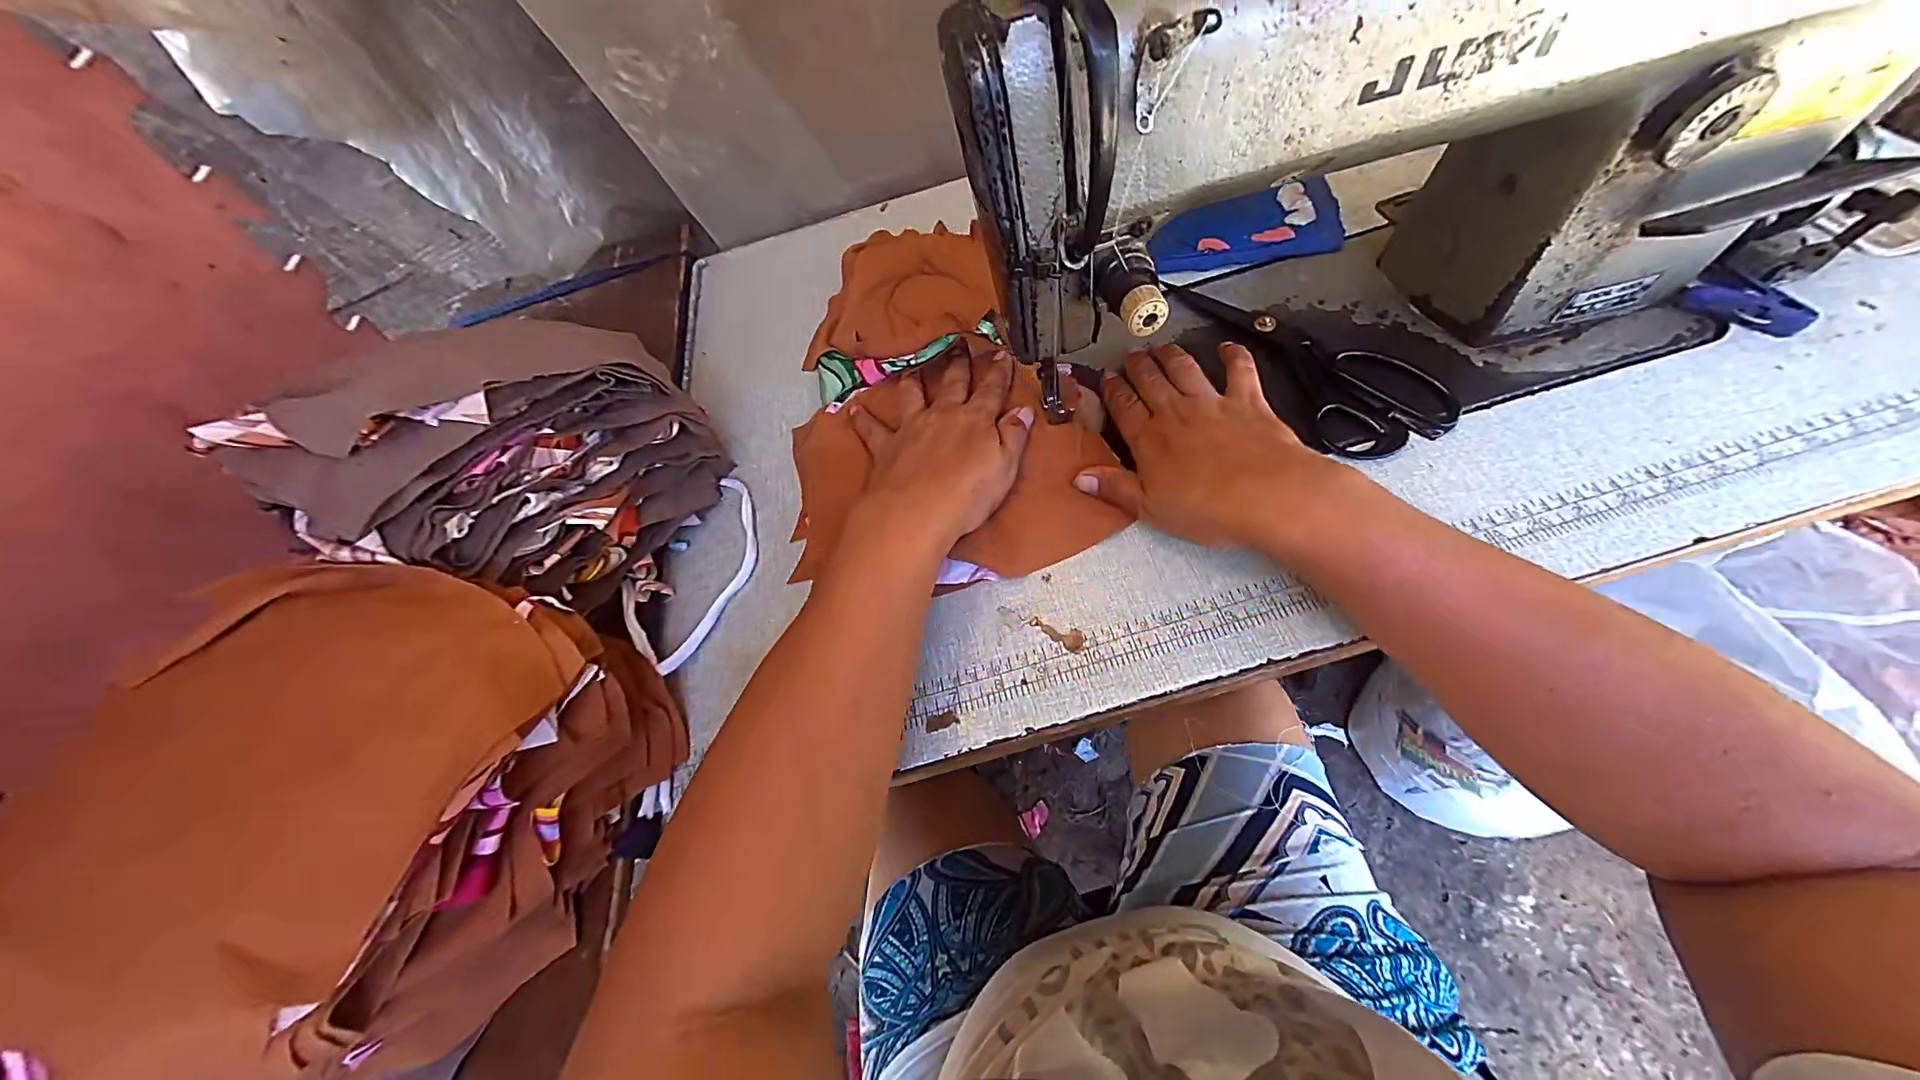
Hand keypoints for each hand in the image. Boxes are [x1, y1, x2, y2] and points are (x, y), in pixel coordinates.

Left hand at [847, 349, 1034, 550]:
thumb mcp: (1004, 468)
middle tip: (959, 345)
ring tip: (915, 367)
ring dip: (915, 379)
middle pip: (953, 384)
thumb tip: (1022, 412)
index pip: (991, 390)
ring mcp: (912, 428)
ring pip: (913, 395)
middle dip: (959, 364)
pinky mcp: (886, 447)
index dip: (998, 372)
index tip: (1000, 355)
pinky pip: (872, 428)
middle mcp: (943, 416)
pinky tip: (855, 408)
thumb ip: (1013, 437)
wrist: (916, 511)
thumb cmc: (967, 495)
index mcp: (976, 421)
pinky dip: (863, 418)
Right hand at [1074, 343, 1353, 549]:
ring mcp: (1213, 404)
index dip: (1113, 391)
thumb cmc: (1209, 508)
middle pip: (1151, 382)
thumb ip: (1116, 489)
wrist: (1267, 496)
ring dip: (1171, 356)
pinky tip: (1226, 347)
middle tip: (1130, 356)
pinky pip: (1238, 370)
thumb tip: (1081, 478)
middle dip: (1137, 366)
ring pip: (1185, 370)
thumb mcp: (1151, 508)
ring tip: (1162, 347)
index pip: (1124, 407)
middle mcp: (1177, 414)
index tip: (1107, 380)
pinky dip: (1232, 355)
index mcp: (1150, 440)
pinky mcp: (1248, 402)